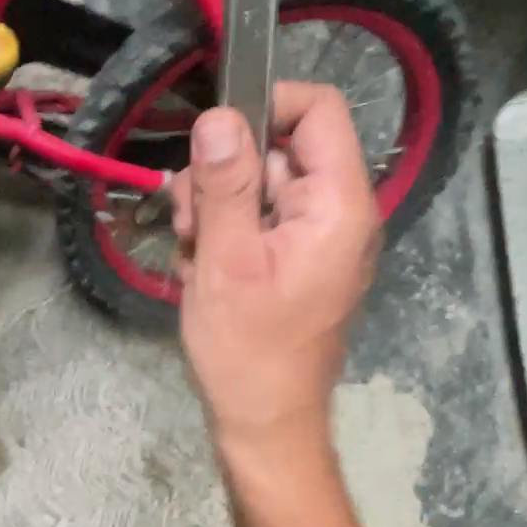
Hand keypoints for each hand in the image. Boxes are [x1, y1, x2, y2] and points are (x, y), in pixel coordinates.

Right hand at [173, 83, 380, 446]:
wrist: (264, 421)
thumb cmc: (248, 349)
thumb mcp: (226, 263)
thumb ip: (224, 187)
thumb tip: (217, 118)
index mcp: (338, 205)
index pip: (318, 110)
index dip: (265, 105)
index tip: (210, 139)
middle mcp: (336, 211)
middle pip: (276, 149)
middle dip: (222, 175)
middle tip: (188, 222)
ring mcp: (314, 237)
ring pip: (255, 186)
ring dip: (212, 210)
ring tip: (194, 255)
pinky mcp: (292, 260)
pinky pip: (253, 222)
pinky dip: (220, 237)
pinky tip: (202, 270)